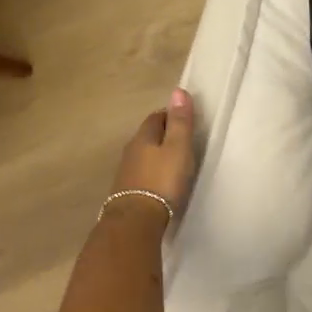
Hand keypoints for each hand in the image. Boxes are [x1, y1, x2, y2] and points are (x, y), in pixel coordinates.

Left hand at [111, 88, 199, 216]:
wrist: (136, 220)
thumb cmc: (162, 179)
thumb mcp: (178, 147)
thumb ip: (180, 121)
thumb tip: (178, 90)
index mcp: (143, 137)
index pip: (156, 117)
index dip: (170, 114)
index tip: (186, 119)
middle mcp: (130, 151)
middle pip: (148, 135)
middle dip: (164, 133)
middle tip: (184, 139)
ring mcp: (126, 172)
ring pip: (143, 154)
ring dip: (157, 153)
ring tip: (175, 160)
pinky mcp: (126, 191)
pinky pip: (142, 172)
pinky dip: (152, 170)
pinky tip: (161, 180)